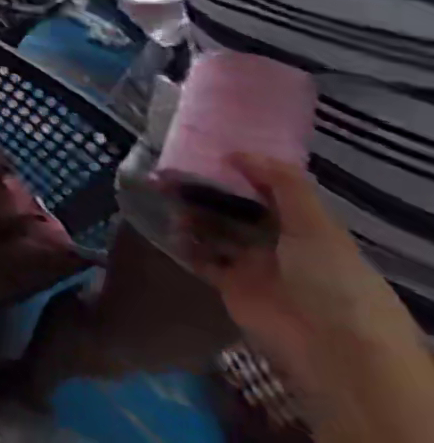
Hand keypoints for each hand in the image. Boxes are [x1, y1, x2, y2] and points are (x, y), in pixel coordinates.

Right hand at [182, 154, 396, 386]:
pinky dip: (183, 243)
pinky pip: (200, 257)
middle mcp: (281, 246)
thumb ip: (284, 185)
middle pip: (236, 212)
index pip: (270, 195)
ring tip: (162, 199)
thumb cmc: (332, 280)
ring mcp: (254, 266)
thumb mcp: (317, 226)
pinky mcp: (229, 283)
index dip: (240, 174)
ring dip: (190, 215)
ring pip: (214, 231)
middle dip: (204, 193)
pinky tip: (166, 228)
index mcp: (308, 231)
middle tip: (167, 174)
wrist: (329, 343)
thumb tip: (239, 151)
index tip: (204, 154)